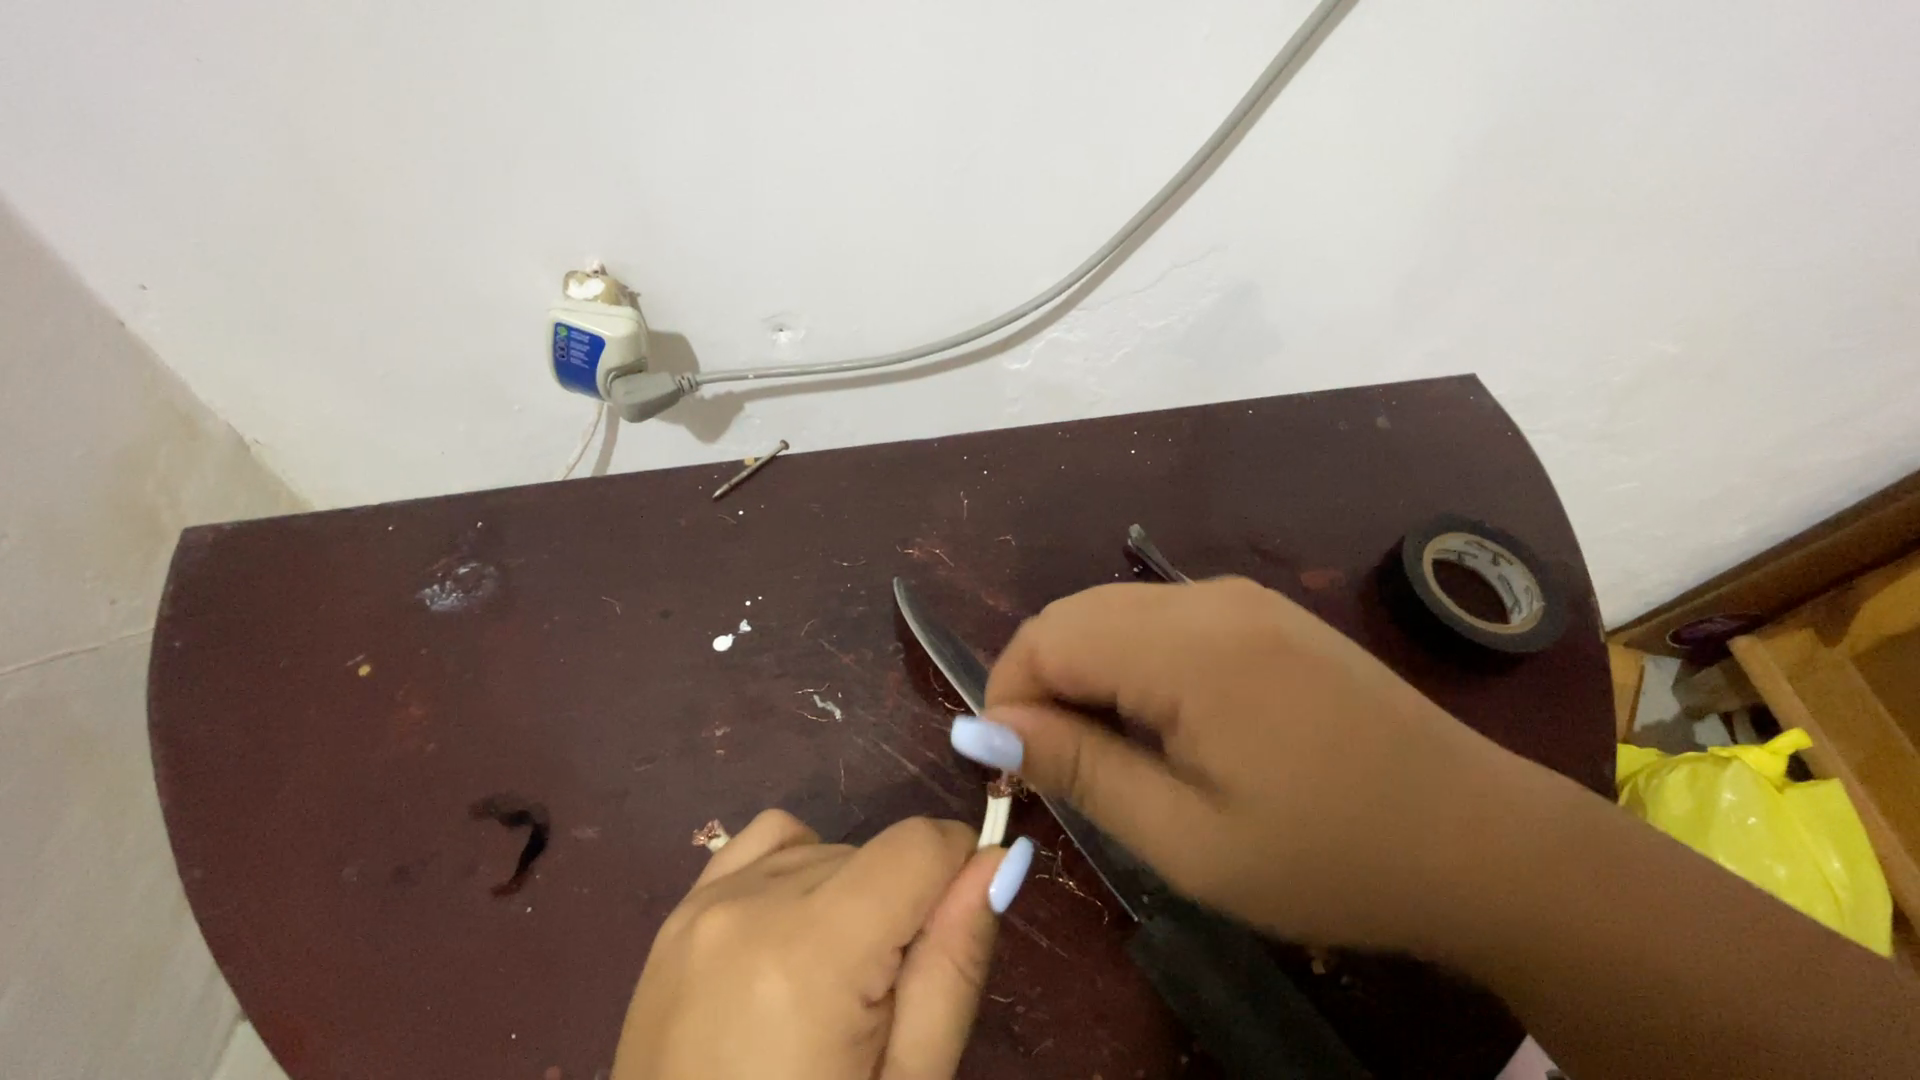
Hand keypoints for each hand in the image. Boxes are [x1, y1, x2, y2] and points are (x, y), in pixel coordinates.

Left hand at [612, 809, 1033, 1079]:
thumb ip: (953, 967)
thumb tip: (997, 859)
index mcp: (810, 952)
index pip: (920, 844)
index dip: (960, 873)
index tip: (952, 940)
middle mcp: (752, 903)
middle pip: (875, 852)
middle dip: (904, 907)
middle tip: (882, 1005)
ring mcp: (706, 902)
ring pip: (829, 850)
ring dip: (854, 897)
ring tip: (832, 988)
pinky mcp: (680, 911)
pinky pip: (768, 842)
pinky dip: (803, 867)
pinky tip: (796, 933)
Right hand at [960, 577, 1533, 950]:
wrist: (1481, 842)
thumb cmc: (1328, 856)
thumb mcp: (1186, 838)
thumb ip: (1080, 769)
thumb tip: (986, 729)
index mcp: (1188, 646)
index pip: (1045, 636)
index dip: (1009, 697)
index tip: (1019, 769)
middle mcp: (1208, 598)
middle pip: (1075, 615)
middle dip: (1043, 684)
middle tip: (1063, 770)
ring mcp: (1243, 599)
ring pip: (1115, 614)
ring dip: (1087, 675)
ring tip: (1115, 755)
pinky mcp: (1265, 614)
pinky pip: (1162, 621)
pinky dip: (1132, 665)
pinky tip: (1165, 726)